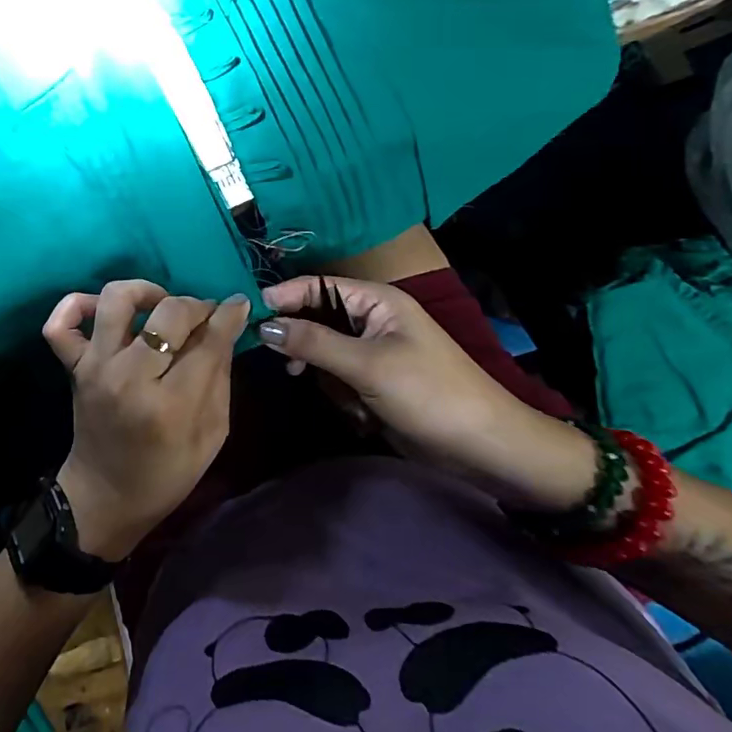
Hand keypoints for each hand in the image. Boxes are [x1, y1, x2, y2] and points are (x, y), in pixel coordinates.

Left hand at [42, 280, 251, 559]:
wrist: (105, 498)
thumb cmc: (168, 473)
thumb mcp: (213, 432)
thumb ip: (220, 374)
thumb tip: (226, 322)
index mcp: (170, 404)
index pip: (208, 340)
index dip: (229, 315)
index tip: (238, 305)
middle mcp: (129, 377)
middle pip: (169, 312)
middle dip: (197, 305)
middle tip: (205, 318)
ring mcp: (96, 368)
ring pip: (116, 299)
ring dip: (146, 292)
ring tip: (161, 307)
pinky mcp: (73, 368)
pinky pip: (61, 324)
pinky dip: (79, 305)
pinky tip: (105, 312)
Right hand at [258, 276, 598, 510]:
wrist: (481, 445)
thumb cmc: (428, 393)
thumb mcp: (367, 364)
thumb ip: (314, 342)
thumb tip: (264, 325)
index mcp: (377, 301)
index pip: (319, 286)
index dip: (286, 296)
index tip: (250, 315)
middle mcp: (373, 320)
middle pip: (318, 320)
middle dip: (308, 346)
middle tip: (293, 368)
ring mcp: (375, 353)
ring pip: (325, 354)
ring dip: (329, 379)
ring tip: (349, 400)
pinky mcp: (376, 383)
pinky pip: (341, 379)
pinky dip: (344, 396)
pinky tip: (361, 415)